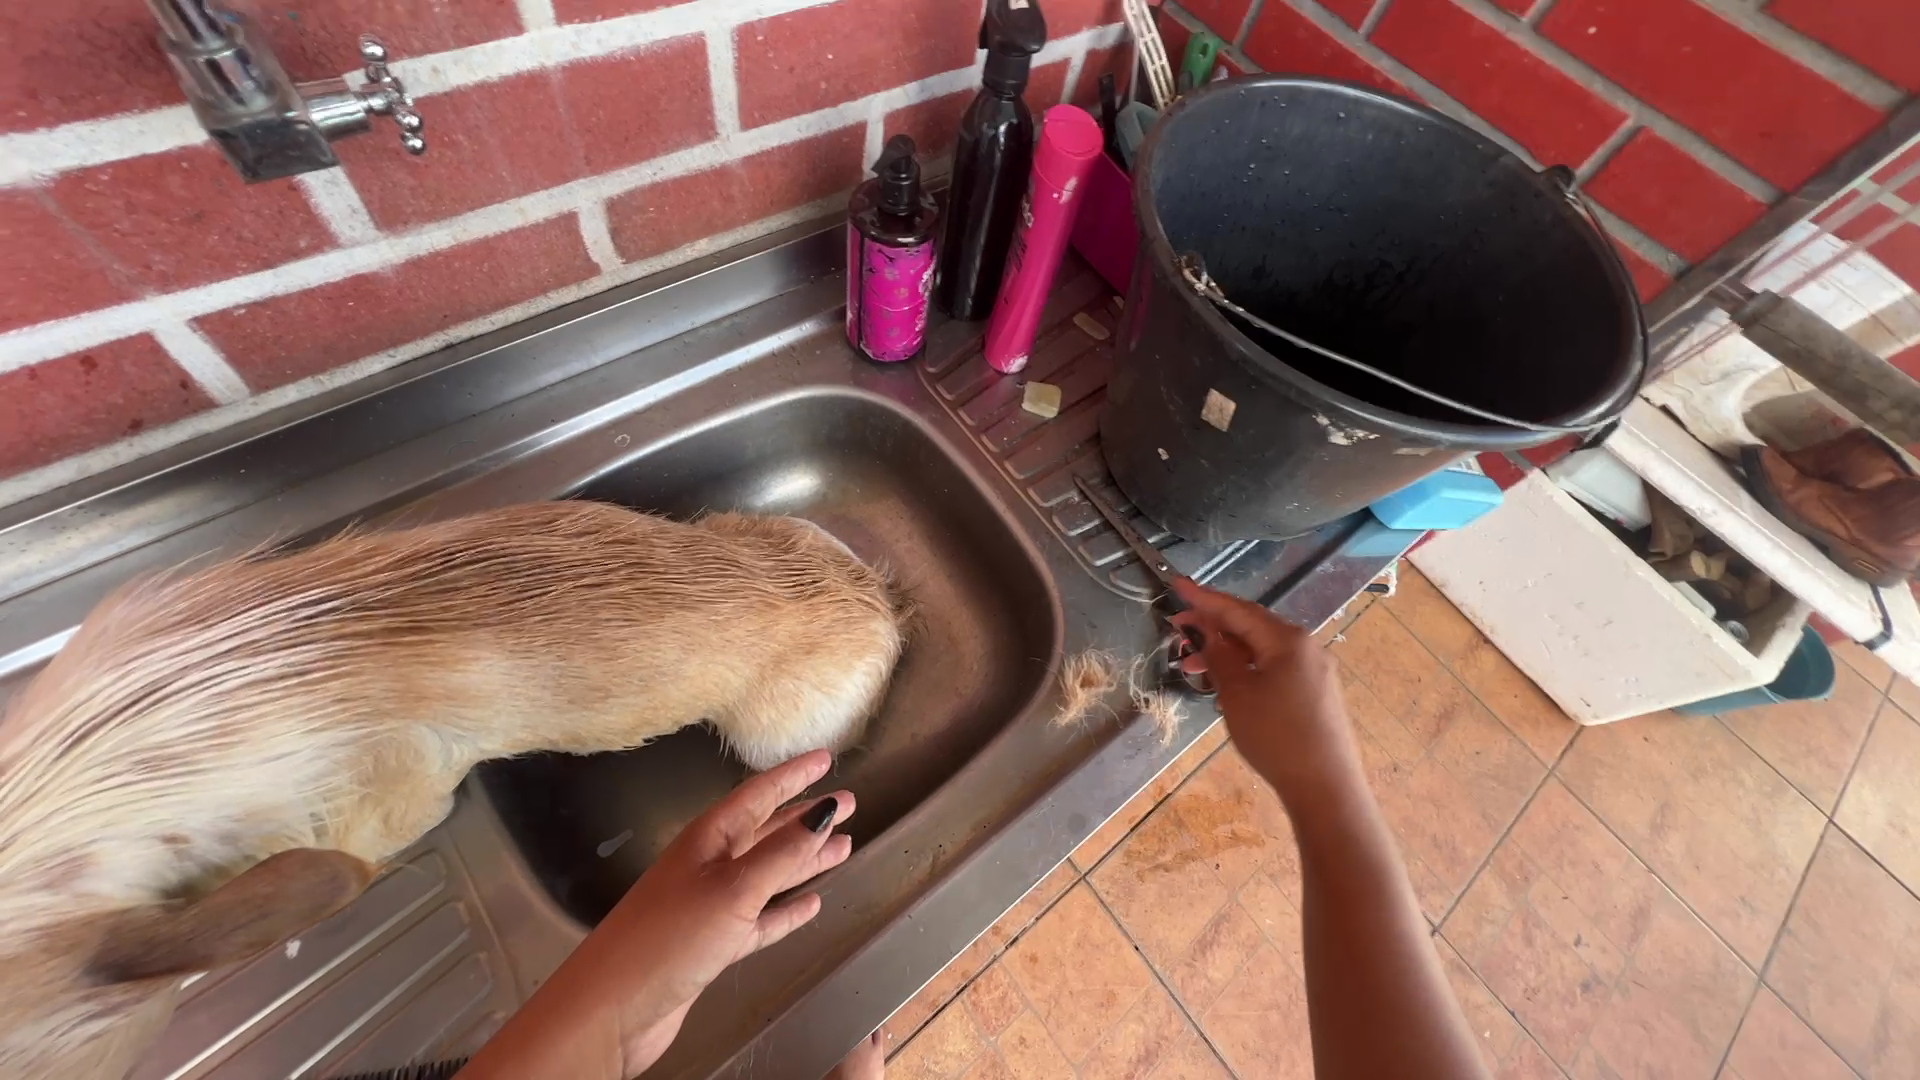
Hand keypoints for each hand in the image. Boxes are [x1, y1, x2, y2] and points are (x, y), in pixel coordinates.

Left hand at [461, 750, 853, 1079]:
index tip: (826, 758)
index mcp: (712, 837)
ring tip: (843, 848)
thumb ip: (782, 852)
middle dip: (808, 817)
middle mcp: (712, 863)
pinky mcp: (712, 943)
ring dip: (804, 861)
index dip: (795, 775)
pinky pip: (760, 918)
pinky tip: (811, 904)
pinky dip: (785, 910)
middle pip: (769, 830)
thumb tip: (824, 811)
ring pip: (769, 873)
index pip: (761, 793)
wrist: (609, 1014)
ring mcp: (711, 904)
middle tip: (849, 803)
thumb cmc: (671, 937)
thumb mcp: (734, 888)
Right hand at [1170, 580, 1363, 810]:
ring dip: (1225, 652)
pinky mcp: (1314, 692)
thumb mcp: (1236, 692)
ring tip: (1192, 667)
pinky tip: (1225, 683)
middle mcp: (1305, 646)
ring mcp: (1313, 670)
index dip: (1203, 598)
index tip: (1177, 584)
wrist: (1325, 787)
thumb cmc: (1275, 735)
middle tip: (1177, 630)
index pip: (1237, 610)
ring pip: (1260, 649)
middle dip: (1212, 627)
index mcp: (1287, 639)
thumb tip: (1204, 629)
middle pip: (1250, 626)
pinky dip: (1244, 668)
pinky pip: (1273, 667)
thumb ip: (1218, 654)